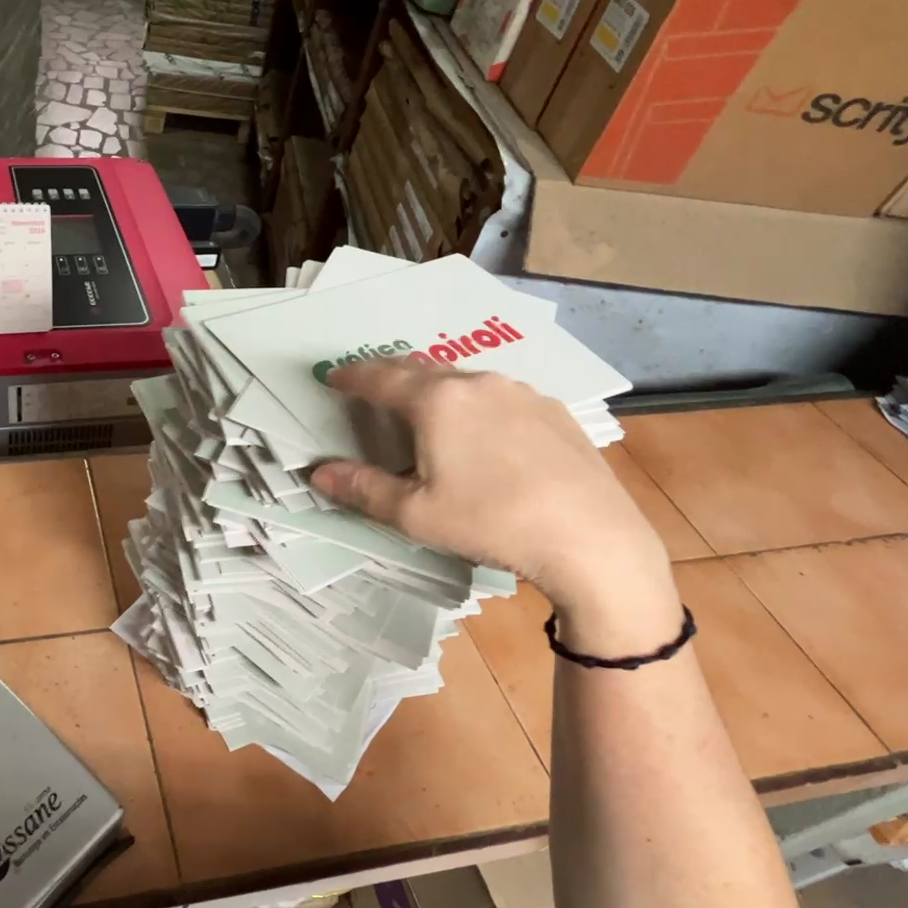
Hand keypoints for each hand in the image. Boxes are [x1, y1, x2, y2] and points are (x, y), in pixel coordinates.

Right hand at [310, 360, 678, 648]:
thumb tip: (318, 473)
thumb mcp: (414, 514)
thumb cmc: (490, 522)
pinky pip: (500, 397)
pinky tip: (480, 431)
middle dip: (391, 374)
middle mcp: (479, 383)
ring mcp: (522, 393)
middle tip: (370, 384)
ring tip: (423, 406)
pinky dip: (474, 404)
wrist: (589, 538)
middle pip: (423, 369)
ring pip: (465, 380)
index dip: (352, 376)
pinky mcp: (554, 412)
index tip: (333, 376)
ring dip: (435, 387)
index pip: (381, 378)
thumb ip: (362, 488)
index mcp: (437, 401)